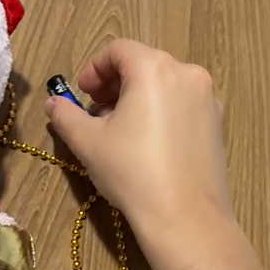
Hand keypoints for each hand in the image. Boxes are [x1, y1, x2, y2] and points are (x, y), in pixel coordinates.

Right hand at [44, 40, 232, 236]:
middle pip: (142, 64)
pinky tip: (147, 144)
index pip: (118, 50)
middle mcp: (187, 73)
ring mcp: (207, 99)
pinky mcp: (217, 123)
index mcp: (154, 68)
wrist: (187, 219)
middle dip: (114, 84)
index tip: (82, 95)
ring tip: (119, 131)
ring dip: (136, 98)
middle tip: (96, 113)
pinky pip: (182, 103)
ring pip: (163, 84)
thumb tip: (52, 104)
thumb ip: (65, 115)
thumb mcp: (88, 142)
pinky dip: (160, 111)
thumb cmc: (132, 172)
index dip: (94, 69)